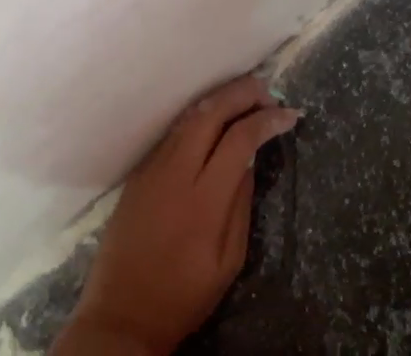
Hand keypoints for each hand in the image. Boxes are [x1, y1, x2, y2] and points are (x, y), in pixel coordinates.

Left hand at [56, 76, 300, 355]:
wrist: (120, 318)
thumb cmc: (182, 296)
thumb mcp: (228, 261)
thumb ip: (241, 205)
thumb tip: (250, 161)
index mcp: (203, 201)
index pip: (240, 139)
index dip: (268, 120)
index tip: (290, 116)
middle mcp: (174, 175)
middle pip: (210, 113)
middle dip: (243, 93)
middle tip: (269, 92)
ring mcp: (151, 172)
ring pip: (188, 117)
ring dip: (220, 99)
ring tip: (247, 98)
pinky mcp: (137, 176)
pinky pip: (172, 133)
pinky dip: (198, 116)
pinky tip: (214, 119)